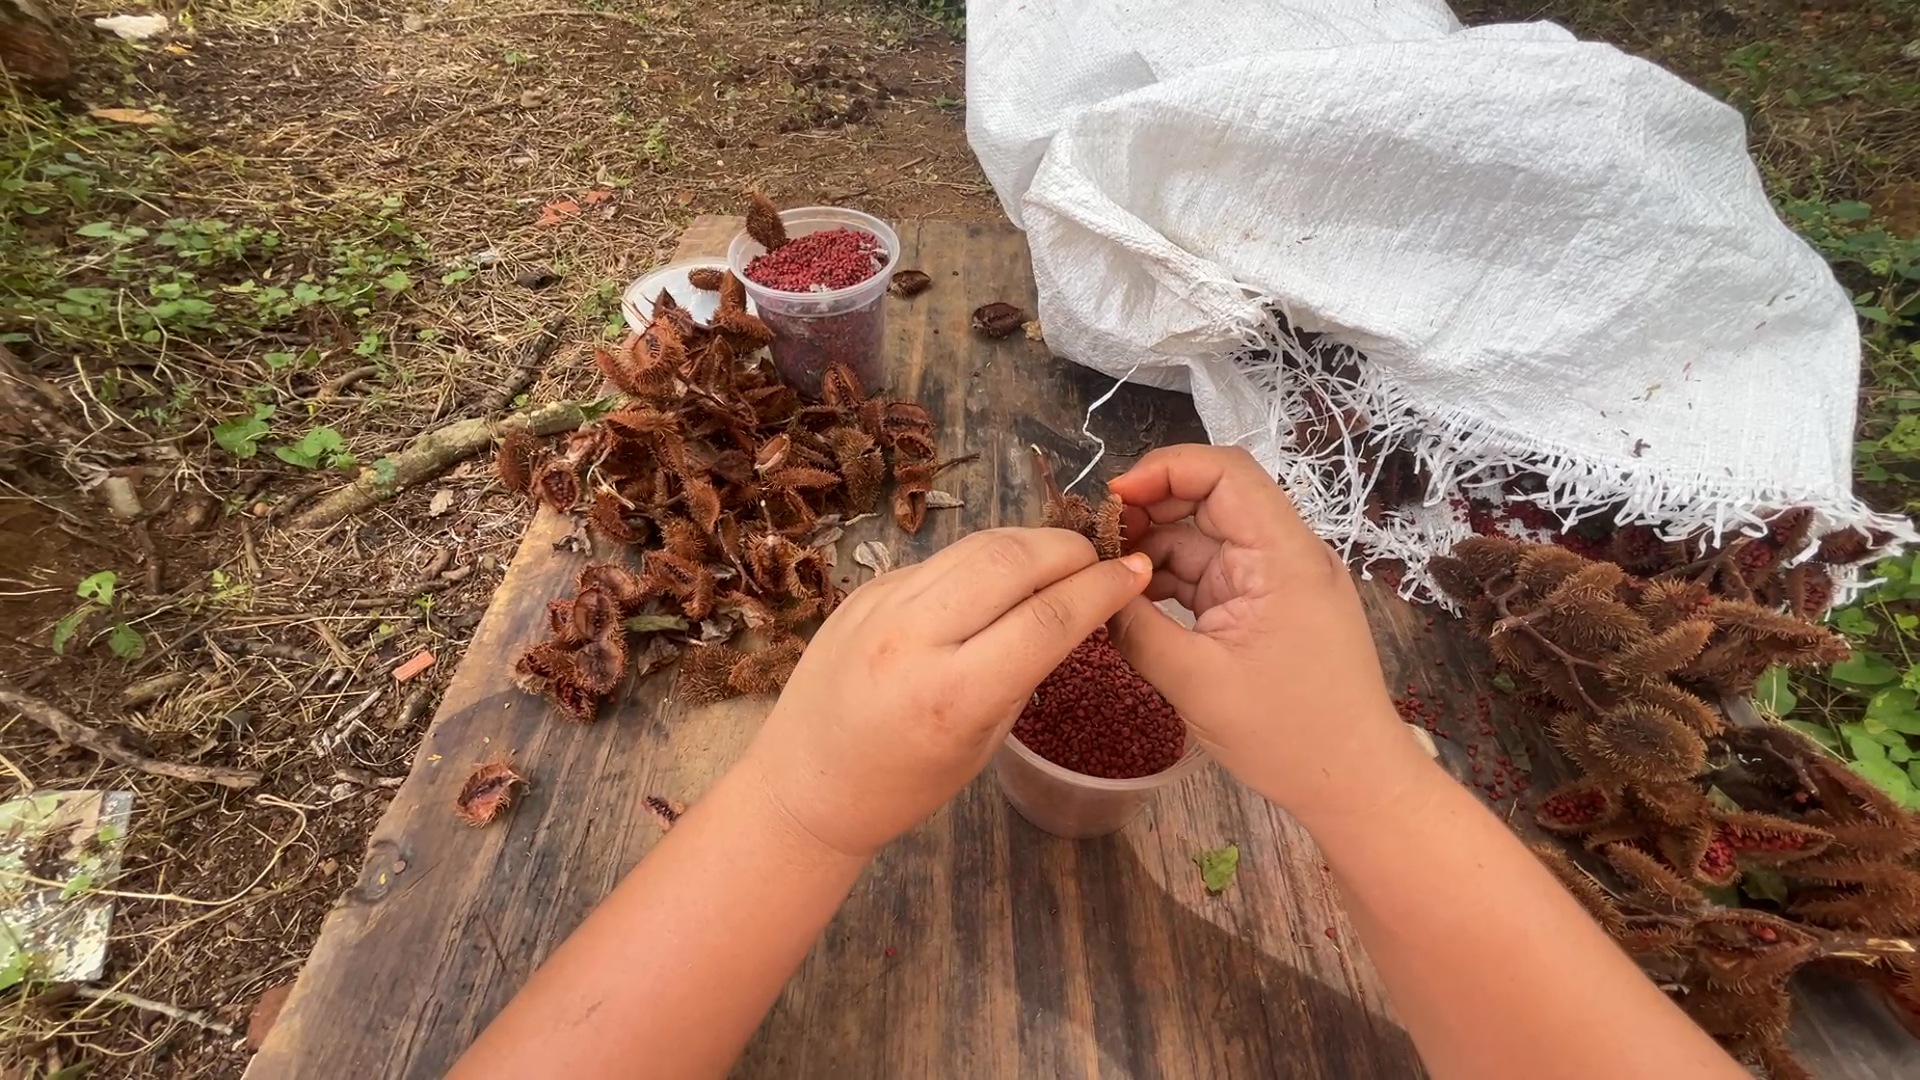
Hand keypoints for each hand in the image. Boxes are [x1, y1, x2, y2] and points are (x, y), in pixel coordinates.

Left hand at [741, 528, 1152, 857]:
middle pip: (1012, 559)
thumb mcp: (981, 743)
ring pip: (976, 545)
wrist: (804, 783)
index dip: (1103, 588)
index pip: (1047, 618)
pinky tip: (1001, 575)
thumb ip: (1024, 671)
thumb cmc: (902, 786)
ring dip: (1030, 543)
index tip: (1136, 571)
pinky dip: (985, 558)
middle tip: (1097, 560)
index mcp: (951, 695)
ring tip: (1059, 559)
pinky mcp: (867, 587)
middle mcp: (914, 636)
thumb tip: (1068, 612)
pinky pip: (942, 559)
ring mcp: (882, 603)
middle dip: (1069, 549)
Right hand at [1106, 445, 1416, 819]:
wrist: (1353, 785)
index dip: (1165, 469)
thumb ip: (1136, 627)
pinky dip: (1167, 580)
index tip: (1113, 498)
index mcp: (1283, 557)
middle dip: (1150, 508)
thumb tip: (1091, 589)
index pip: (1226, 474)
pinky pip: (1206, 573)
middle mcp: (1282, 554)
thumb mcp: (1195, 681)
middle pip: (1211, 499)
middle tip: (1097, 539)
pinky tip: (1132, 598)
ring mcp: (1271, 580)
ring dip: (1152, 548)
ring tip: (1104, 572)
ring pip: (1201, 537)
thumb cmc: (1287, 735)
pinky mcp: (1259, 605)